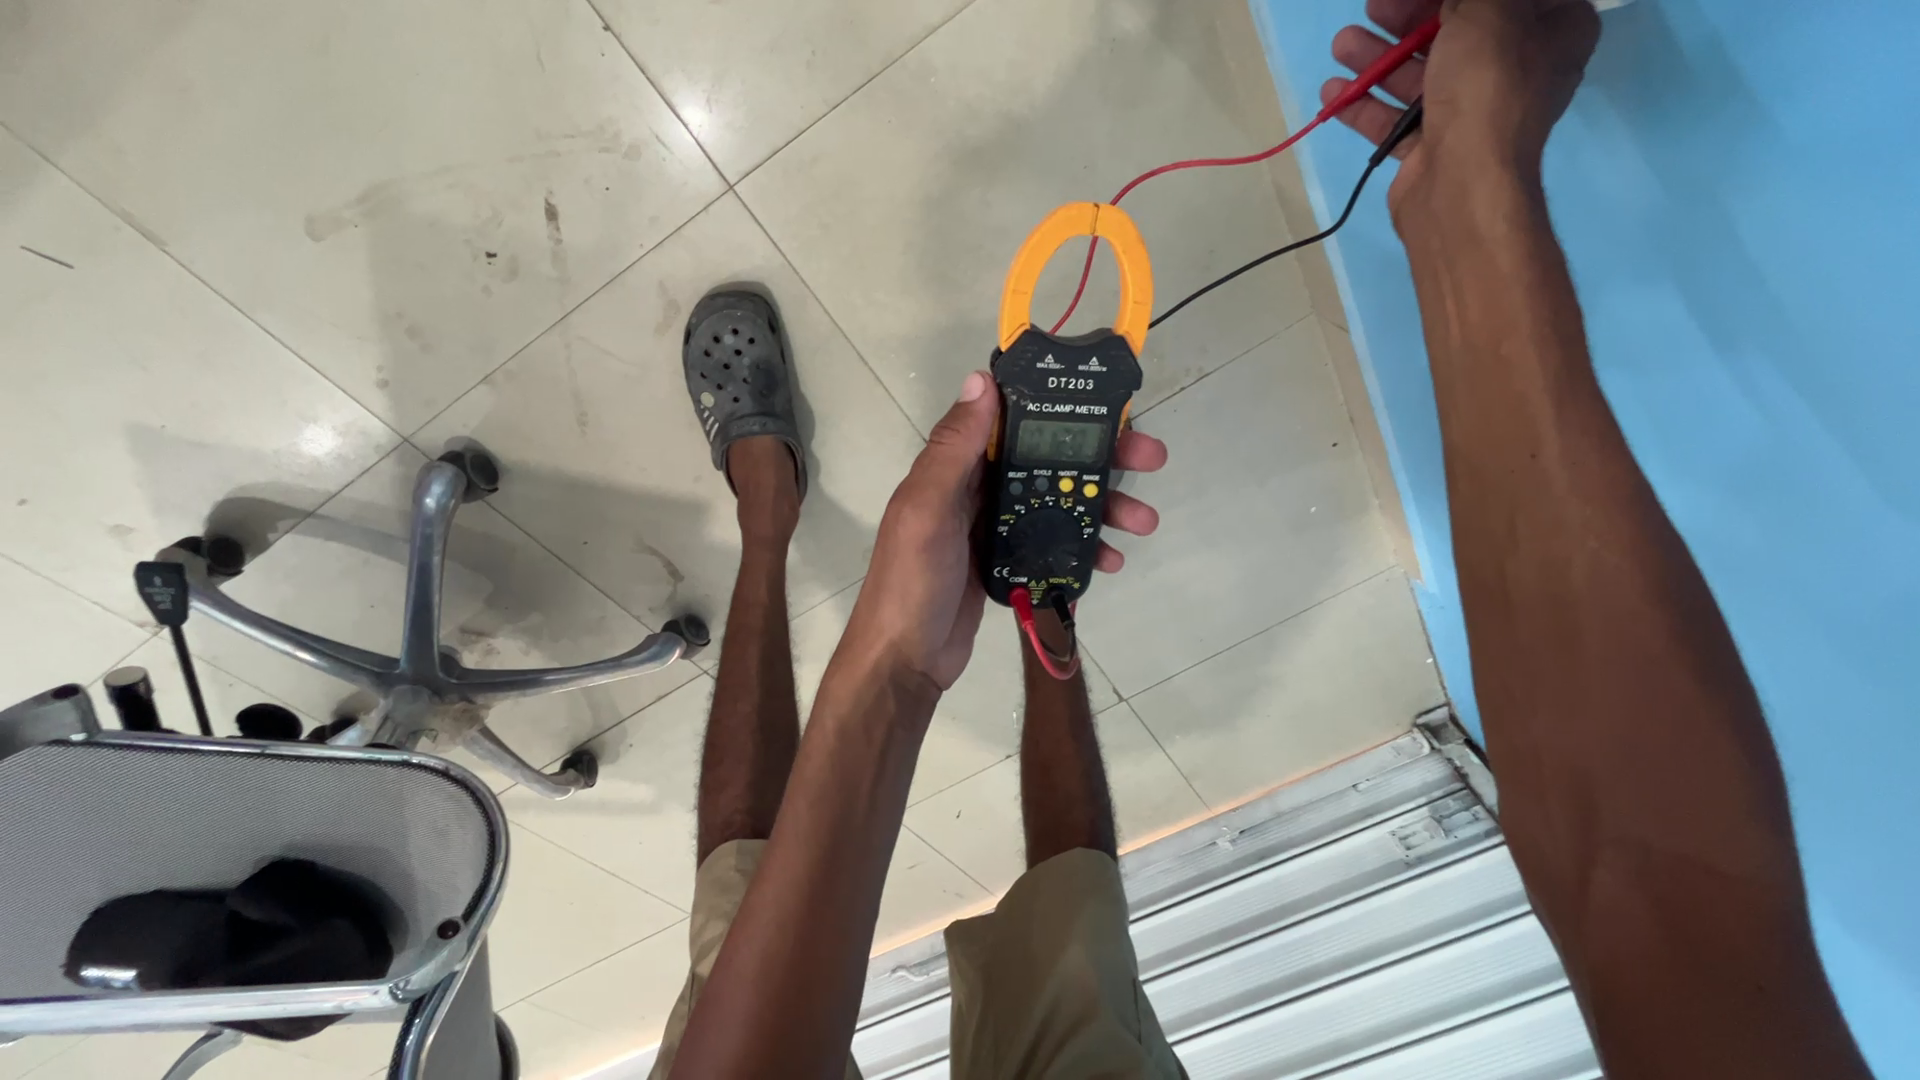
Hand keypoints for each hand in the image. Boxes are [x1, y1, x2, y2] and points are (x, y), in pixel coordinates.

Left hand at [838, 370, 1166, 690]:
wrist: (904, 659)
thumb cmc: (911, 581)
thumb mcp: (926, 510)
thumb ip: (953, 450)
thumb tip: (981, 379)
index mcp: (956, 468)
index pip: (1015, 422)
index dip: (1060, 409)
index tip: (1108, 406)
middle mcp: (978, 490)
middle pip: (1048, 461)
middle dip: (1101, 458)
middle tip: (1150, 459)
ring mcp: (996, 528)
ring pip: (1058, 503)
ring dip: (1102, 506)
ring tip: (1143, 521)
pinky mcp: (1009, 563)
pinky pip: (1055, 544)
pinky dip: (1084, 548)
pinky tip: (1111, 560)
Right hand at [1320, 0, 1600, 214]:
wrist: (1462, 186)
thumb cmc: (1485, 88)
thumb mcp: (1485, 11)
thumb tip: (1445, 1)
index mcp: (1551, 29)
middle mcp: (1514, 69)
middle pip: (1455, 30)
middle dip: (1406, 17)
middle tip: (1371, 6)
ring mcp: (1469, 111)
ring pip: (1419, 74)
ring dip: (1377, 58)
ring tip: (1341, 45)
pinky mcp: (1432, 147)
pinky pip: (1396, 119)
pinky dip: (1365, 105)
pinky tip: (1334, 93)